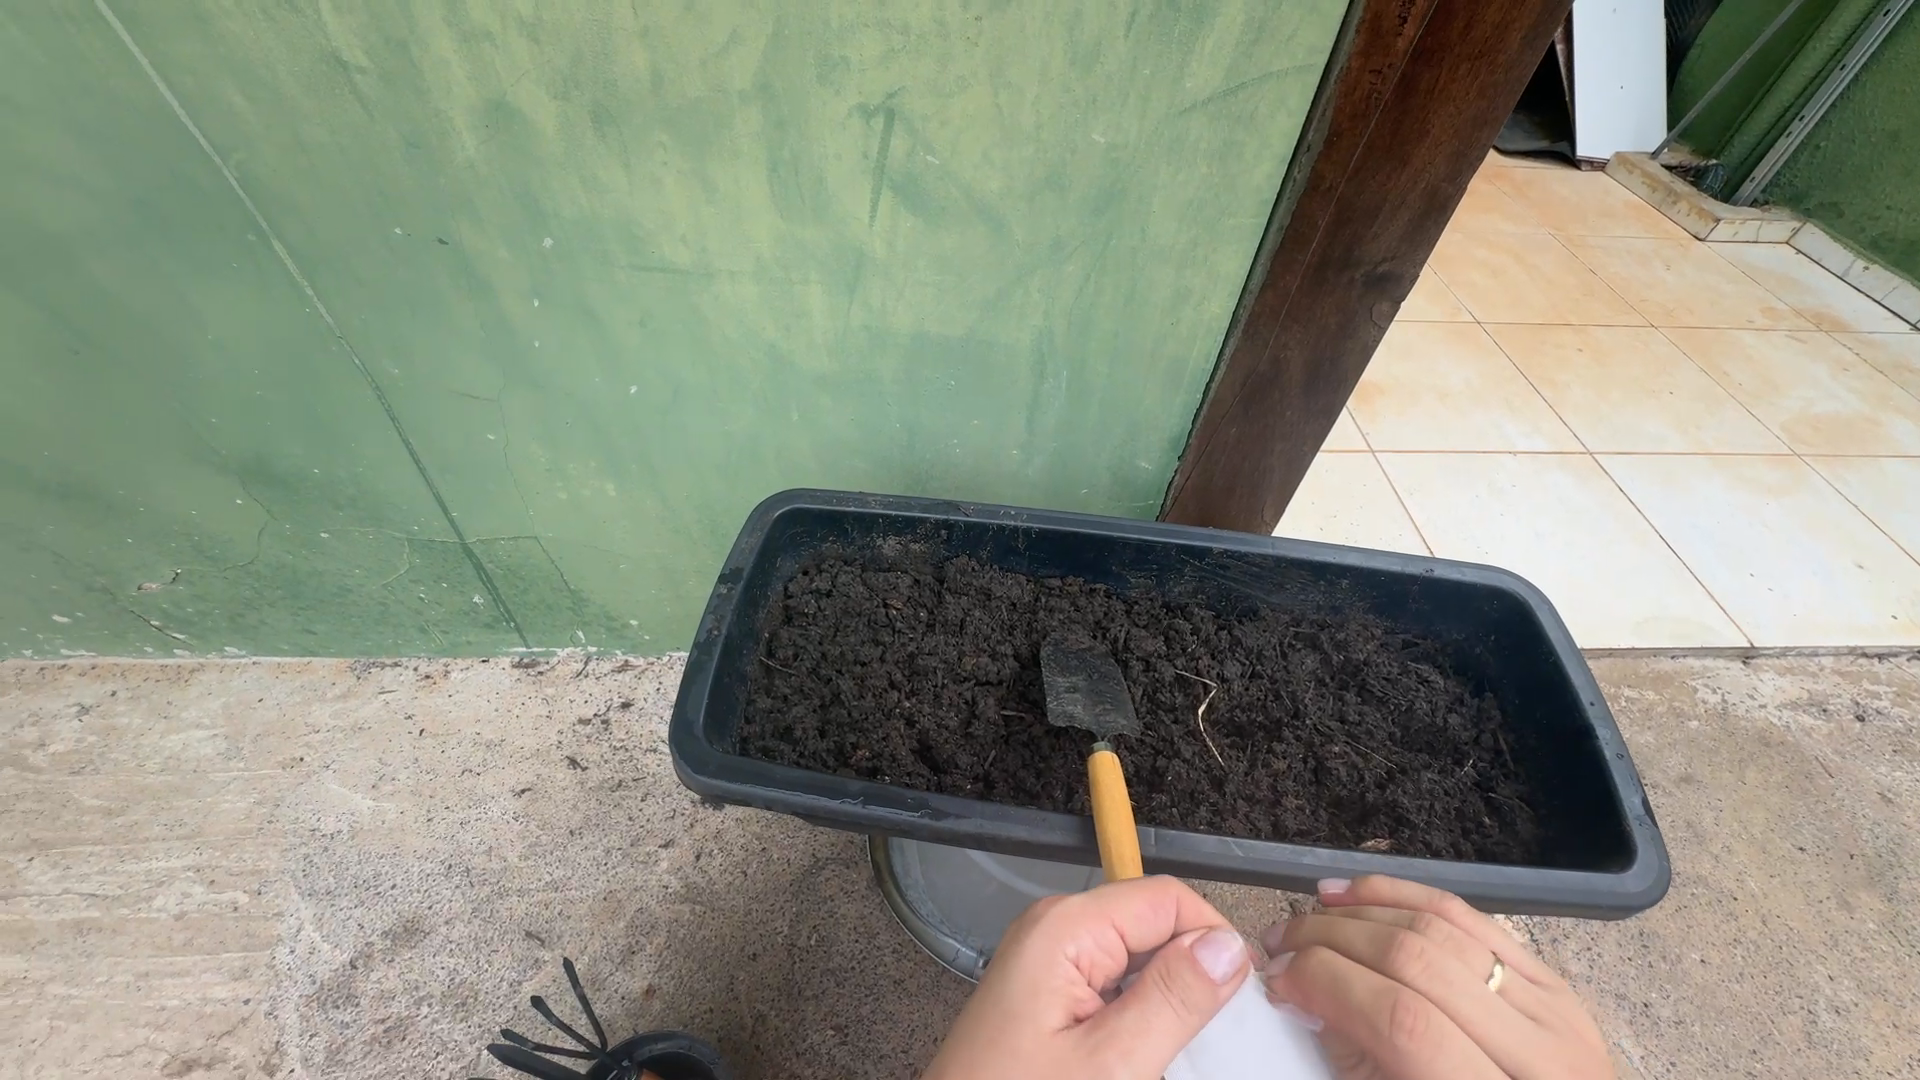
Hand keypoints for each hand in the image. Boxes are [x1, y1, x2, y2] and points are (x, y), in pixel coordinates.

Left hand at [925, 875, 1251, 1079]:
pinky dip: (1141, 1012)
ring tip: (1187, 1051)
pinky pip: (1112, 982)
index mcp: (1067, 926)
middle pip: (1151, 922)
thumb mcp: (1110, 1065)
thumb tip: (1228, 946)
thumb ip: (1172, 999)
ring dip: (1169, 998)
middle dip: (1192, 972)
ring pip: (1136, 956)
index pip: (1165, 898)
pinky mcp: (1048, 988)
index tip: (1245, 1000)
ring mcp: (1050, 956)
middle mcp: (1057, 926)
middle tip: (1220, 1041)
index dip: (1212, 940)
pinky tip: (1150, 1053)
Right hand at [1262, 875, 1610, 1079]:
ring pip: (1436, 926)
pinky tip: (1348, 893)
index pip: (1402, 1020)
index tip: (1276, 976)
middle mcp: (1545, 1059)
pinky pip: (1464, 914)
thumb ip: (1351, 1053)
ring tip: (1306, 916)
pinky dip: (1397, 893)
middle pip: (1415, 961)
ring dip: (1355, 910)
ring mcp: (1557, 1013)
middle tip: (1279, 943)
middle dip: (1330, 940)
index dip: (1327, 984)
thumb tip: (1295, 981)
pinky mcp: (1553, 981)